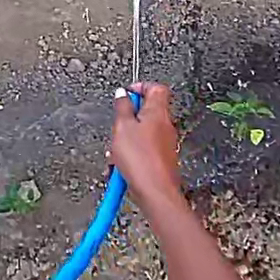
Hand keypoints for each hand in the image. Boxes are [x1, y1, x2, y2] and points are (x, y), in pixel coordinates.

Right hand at [112, 82, 184, 210]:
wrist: (156, 192)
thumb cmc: (141, 159)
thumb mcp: (122, 127)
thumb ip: (122, 107)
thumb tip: (122, 93)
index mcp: (157, 112)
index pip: (156, 88)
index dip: (141, 87)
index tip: (126, 94)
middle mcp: (164, 125)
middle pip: (145, 112)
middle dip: (126, 120)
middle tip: (117, 129)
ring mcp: (164, 143)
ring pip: (140, 133)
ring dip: (125, 141)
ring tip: (115, 154)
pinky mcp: (160, 159)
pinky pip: (142, 150)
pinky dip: (130, 156)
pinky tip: (120, 167)